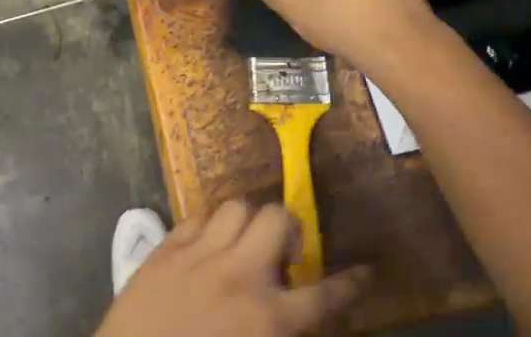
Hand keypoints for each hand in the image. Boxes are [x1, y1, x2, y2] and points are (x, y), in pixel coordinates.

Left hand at [96, 200, 363, 336]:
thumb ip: (279, 328)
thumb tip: (293, 314)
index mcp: (268, 318)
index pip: (325, 297)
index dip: (351, 285)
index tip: (365, 273)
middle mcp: (239, 275)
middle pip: (277, 219)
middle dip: (288, 229)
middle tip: (283, 253)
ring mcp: (199, 255)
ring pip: (236, 207)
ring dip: (247, 223)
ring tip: (243, 245)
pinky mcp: (165, 249)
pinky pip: (196, 217)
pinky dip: (207, 228)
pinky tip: (205, 248)